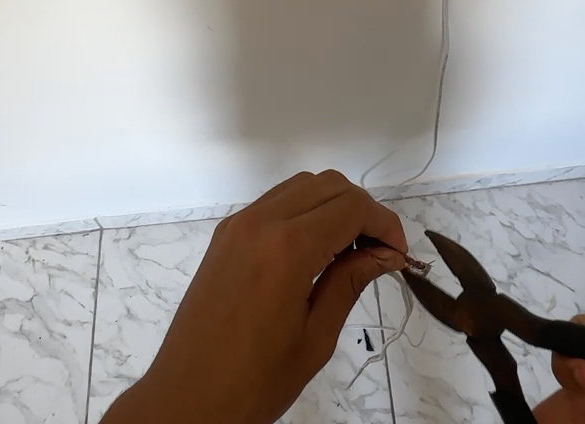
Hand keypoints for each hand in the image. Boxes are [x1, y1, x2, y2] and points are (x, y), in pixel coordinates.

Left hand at [103, 170, 407, 423]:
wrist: (185, 400)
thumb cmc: (255, 381)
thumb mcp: (316, 337)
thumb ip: (351, 281)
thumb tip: (387, 253)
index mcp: (288, 246)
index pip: (352, 207)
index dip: (385, 223)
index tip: (399, 254)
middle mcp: (262, 220)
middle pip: (330, 184)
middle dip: (363, 210)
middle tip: (379, 252)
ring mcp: (239, 222)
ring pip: (302, 184)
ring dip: (333, 204)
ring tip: (349, 250)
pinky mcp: (226, 233)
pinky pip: (276, 200)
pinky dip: (304, 209)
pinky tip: (315, 248)